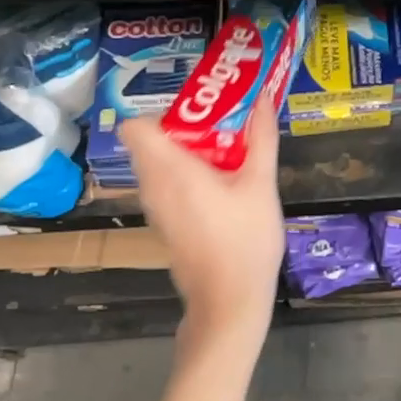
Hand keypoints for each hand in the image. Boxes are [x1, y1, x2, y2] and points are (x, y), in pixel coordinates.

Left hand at [119, 104, 284, 345]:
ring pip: (157, 167)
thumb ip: (262, 138)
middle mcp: (154, 187)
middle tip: (221, 123)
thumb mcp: (262, 183)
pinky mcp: (165, 226)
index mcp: (172, 170)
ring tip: (225, 150)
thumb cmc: (246, 239)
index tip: (200, 109)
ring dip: (183, 152)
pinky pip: (164, 187)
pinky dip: (183, 177)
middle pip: (149, 143)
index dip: (162, 112)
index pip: (135, 127)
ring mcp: (156, 209)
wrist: (230, 301)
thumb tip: (264, 98)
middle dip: (181, 128)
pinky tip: (221, 184)